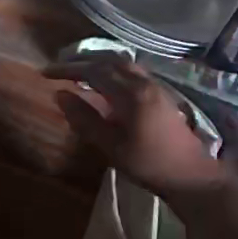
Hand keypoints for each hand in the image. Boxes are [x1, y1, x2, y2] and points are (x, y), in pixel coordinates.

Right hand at [45, 58, 228, 198]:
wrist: (191, 176)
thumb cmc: (148, 163)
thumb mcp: (110, 145)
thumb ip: (84, 118)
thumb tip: (60, 95)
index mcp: (131, 95)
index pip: (94, 72)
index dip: (67, 70)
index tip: (46, 73)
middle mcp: (144, 84)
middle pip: (109, 62)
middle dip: (81, 63)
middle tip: (60, 71)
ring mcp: (156, 88)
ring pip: (122, 65)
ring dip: (98, 65)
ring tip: (79, 74)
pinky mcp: (161, 95)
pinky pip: (132, 73)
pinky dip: (112, 71)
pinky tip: (104, 84)